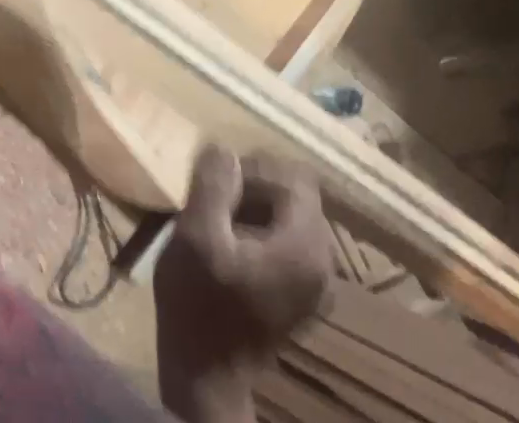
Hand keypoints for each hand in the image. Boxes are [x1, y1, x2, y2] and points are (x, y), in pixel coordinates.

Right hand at [155, 146, 329, 421]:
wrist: (206, 367)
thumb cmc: (197, 298)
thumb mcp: (195, 235)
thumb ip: (214, 188)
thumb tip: (224, 150)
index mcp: (305, 245)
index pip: (294, 179)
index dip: (252, 169)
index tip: (212, 180)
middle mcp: (323, 261)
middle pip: (296, 199)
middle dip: (251, 189)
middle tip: (207, 198)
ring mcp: (315, 282)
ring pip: (288, 221)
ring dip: (251, 211)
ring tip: (210, 220)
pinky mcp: (299, 295)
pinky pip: (284, 245)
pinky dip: (256, 234)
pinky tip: (224, 248)